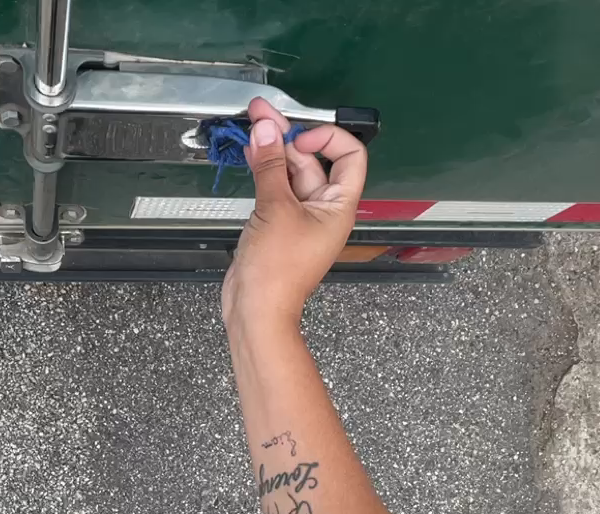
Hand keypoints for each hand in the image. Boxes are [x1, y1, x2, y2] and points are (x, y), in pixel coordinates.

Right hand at [222, 96, 367, 329]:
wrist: (256, 311)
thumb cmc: (278, 273)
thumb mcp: (276, 210)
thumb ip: (270, 165)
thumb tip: (267, 129)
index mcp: (338, 207)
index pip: (349, 156)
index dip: (328, 138)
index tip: (300, 136)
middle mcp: (322, 211)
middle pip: (312, 162)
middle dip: (288, 138)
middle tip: (263, 116)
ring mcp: (297, 219)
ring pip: (289, 174)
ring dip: (272, 152)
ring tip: (252, 127)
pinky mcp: (275, 226)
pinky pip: (273, 191)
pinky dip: (262, 172)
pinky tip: (250, 153)